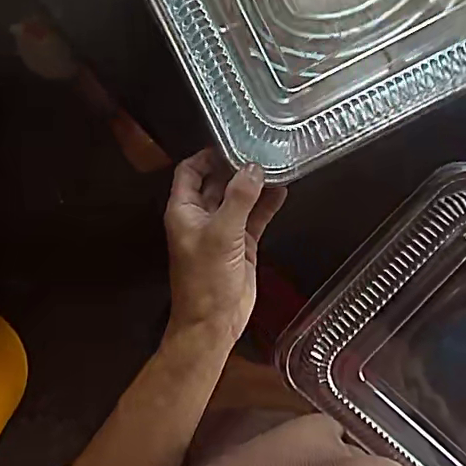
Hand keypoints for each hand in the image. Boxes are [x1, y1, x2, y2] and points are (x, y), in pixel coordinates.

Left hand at [163, 148, 286, 343]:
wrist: (214, 322)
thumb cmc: (205, 280)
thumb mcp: (221, 234)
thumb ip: (238, 199)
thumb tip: (253, 168)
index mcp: (184, 211)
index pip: (190, 171)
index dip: (207, 156)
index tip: (230, 142)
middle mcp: (201, 216)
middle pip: (217, 181)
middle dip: (236, 166)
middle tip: (259, 148)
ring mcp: (223, 230)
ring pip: (239, 198)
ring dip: (254, 184)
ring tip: (275, 164)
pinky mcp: (242, 243)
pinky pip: (254, 217)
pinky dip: (267, 204)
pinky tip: (282, 190)